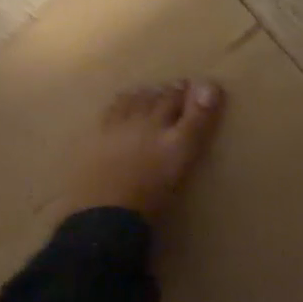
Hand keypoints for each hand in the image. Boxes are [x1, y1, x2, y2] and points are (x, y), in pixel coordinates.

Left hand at [64, 79, 222, 220]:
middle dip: (166, 92)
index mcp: (162, 125)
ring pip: (130, 103)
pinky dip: (117, 106)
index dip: (188, 93)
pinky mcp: (92, 145)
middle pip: (154, 99)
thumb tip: (210, 84)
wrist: (104, 217)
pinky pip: (107, 115)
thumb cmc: (152, 192)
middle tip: (175, 88)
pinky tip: (118, 108)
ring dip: (142, 95)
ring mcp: (113, 132)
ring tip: (148, 93)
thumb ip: (198, 120)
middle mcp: (138, 121)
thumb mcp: (183, 154)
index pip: (177, 100)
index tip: (194, 87)